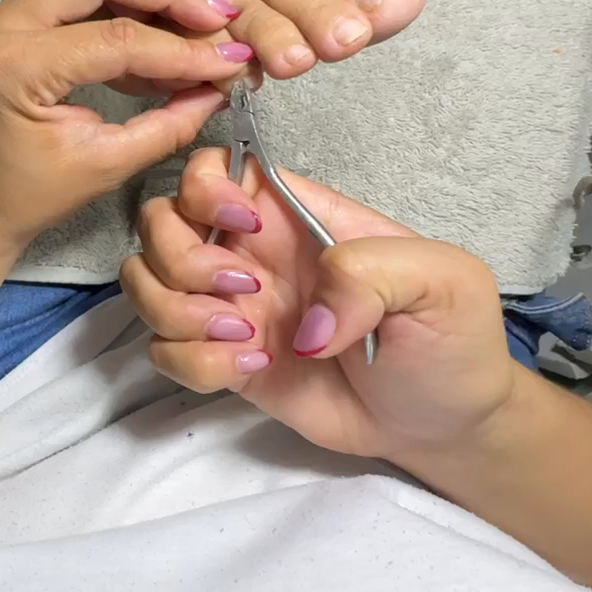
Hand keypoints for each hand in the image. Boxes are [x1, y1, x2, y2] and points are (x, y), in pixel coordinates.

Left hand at [0, 0, 252, 256]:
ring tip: (192, 17)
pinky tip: (156, 25)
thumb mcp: (107, 164)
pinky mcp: (8, 21)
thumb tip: (222, 84)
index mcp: (14, 68)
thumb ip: (169, 122)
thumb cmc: (30, 195)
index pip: (114, 39)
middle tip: (216, 16)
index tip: (230, 61)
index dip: (180, 49)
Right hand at [119, 147, 519, 463]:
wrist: (439, 423)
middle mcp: (242, 250)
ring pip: (144, 282)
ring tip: (245, 339)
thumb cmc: (447, 337)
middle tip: (246, 295)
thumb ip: (370, 273)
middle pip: (156, 222)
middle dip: (182, 259)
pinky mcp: (215, 356)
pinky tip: (250, 369)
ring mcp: (223, 304)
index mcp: (285, 213)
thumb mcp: (442, 282)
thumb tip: (300, 325)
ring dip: (178, 311)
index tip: (244, 226)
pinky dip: (191, 362)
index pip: (207, 167)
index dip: (203, 187)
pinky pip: (161, 348)